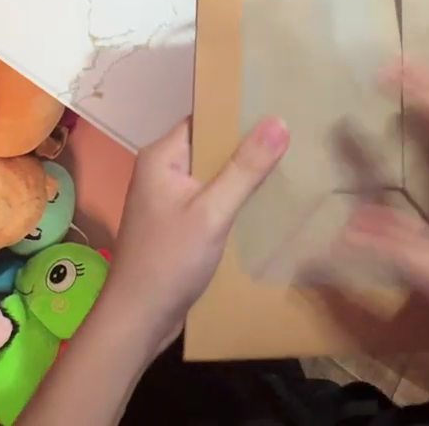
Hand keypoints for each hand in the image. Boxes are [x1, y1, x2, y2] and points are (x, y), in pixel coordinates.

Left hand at [99, 115, 288, 351]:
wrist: (137, 322)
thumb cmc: (169, 261)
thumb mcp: (212, 213)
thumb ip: (245, 169)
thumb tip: (278, 122)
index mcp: (162, 156)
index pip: (205, 118)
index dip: (239, 112)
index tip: (277, 105)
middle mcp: (162, 169)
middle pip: (211, 144)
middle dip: (246, 142)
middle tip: (292, 133)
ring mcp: (168, 196)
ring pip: (212, 172)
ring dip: (241, 172)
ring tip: (286, 161)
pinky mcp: (177, 221)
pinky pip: (210, 196)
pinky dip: (232, 196)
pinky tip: (262, 199)